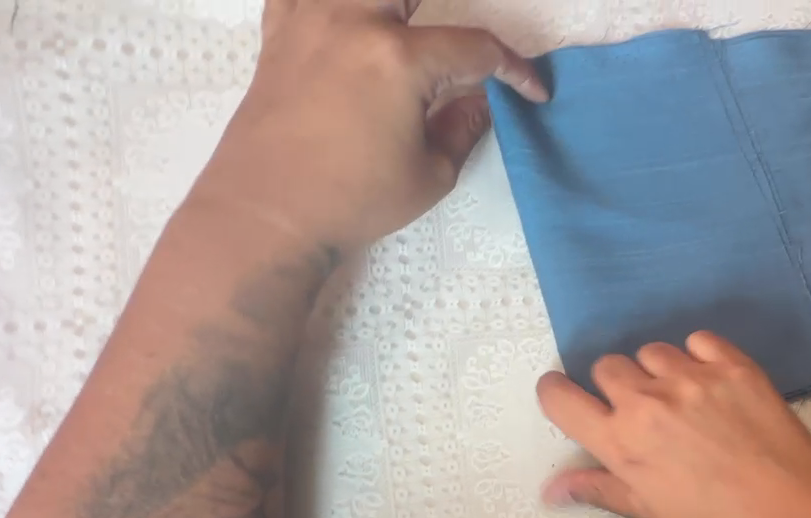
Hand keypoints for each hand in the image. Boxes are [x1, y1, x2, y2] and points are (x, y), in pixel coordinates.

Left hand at [188, 0, 546, 256]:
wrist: (275, 206)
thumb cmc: (362, 196)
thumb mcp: (434, 171)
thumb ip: (463, 125)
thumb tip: (482, 100)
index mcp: (398, 58)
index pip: (474, 48)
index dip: (514, 69)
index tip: (534, 91)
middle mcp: (350, 20)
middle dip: (450, 7)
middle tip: (469, 47)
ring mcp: (308, 17)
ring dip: (394, 5)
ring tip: (413, 27)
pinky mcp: (279, 28)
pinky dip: (341, 5)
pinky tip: (356, 25)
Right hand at [536, 333, 810, 517]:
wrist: (792, 507)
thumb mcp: (653, 512)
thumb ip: (600, 488)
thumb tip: (549, 487)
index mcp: (620, 442)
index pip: (559, 397)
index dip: (559, 394)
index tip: (572, 399)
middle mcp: (647, 401)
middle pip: (608, 366)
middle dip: (620, 386)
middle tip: (650, 414)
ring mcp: (691, 378)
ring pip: (653, 351)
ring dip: (661, 371)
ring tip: (688, 401)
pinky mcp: (732, 366)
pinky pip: (699, 340)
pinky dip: (700, 355)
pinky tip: (715, 383)